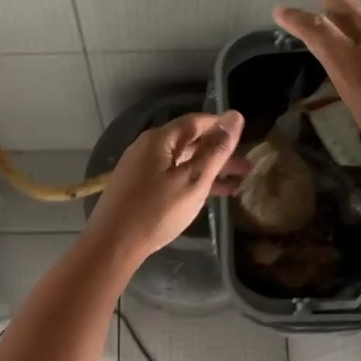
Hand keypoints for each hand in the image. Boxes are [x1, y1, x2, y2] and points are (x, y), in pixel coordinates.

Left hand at [83, 111, 248, 262]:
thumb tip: (235, 116)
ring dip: (208, 170)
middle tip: (248, 166)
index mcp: (159, 140)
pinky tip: (208, 195)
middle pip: (189, 142)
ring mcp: (140, 168)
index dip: (222, 126)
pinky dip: (190, 182)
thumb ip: (216, 150)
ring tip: (237, 183)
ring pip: (181, 162)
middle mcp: (147, 147)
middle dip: (219, 153)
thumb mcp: (193, 181)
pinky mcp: (137, 187)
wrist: (112, 244)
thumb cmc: (156, 211)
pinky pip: (170, 176)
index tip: (246, 135)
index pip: (196, 121)